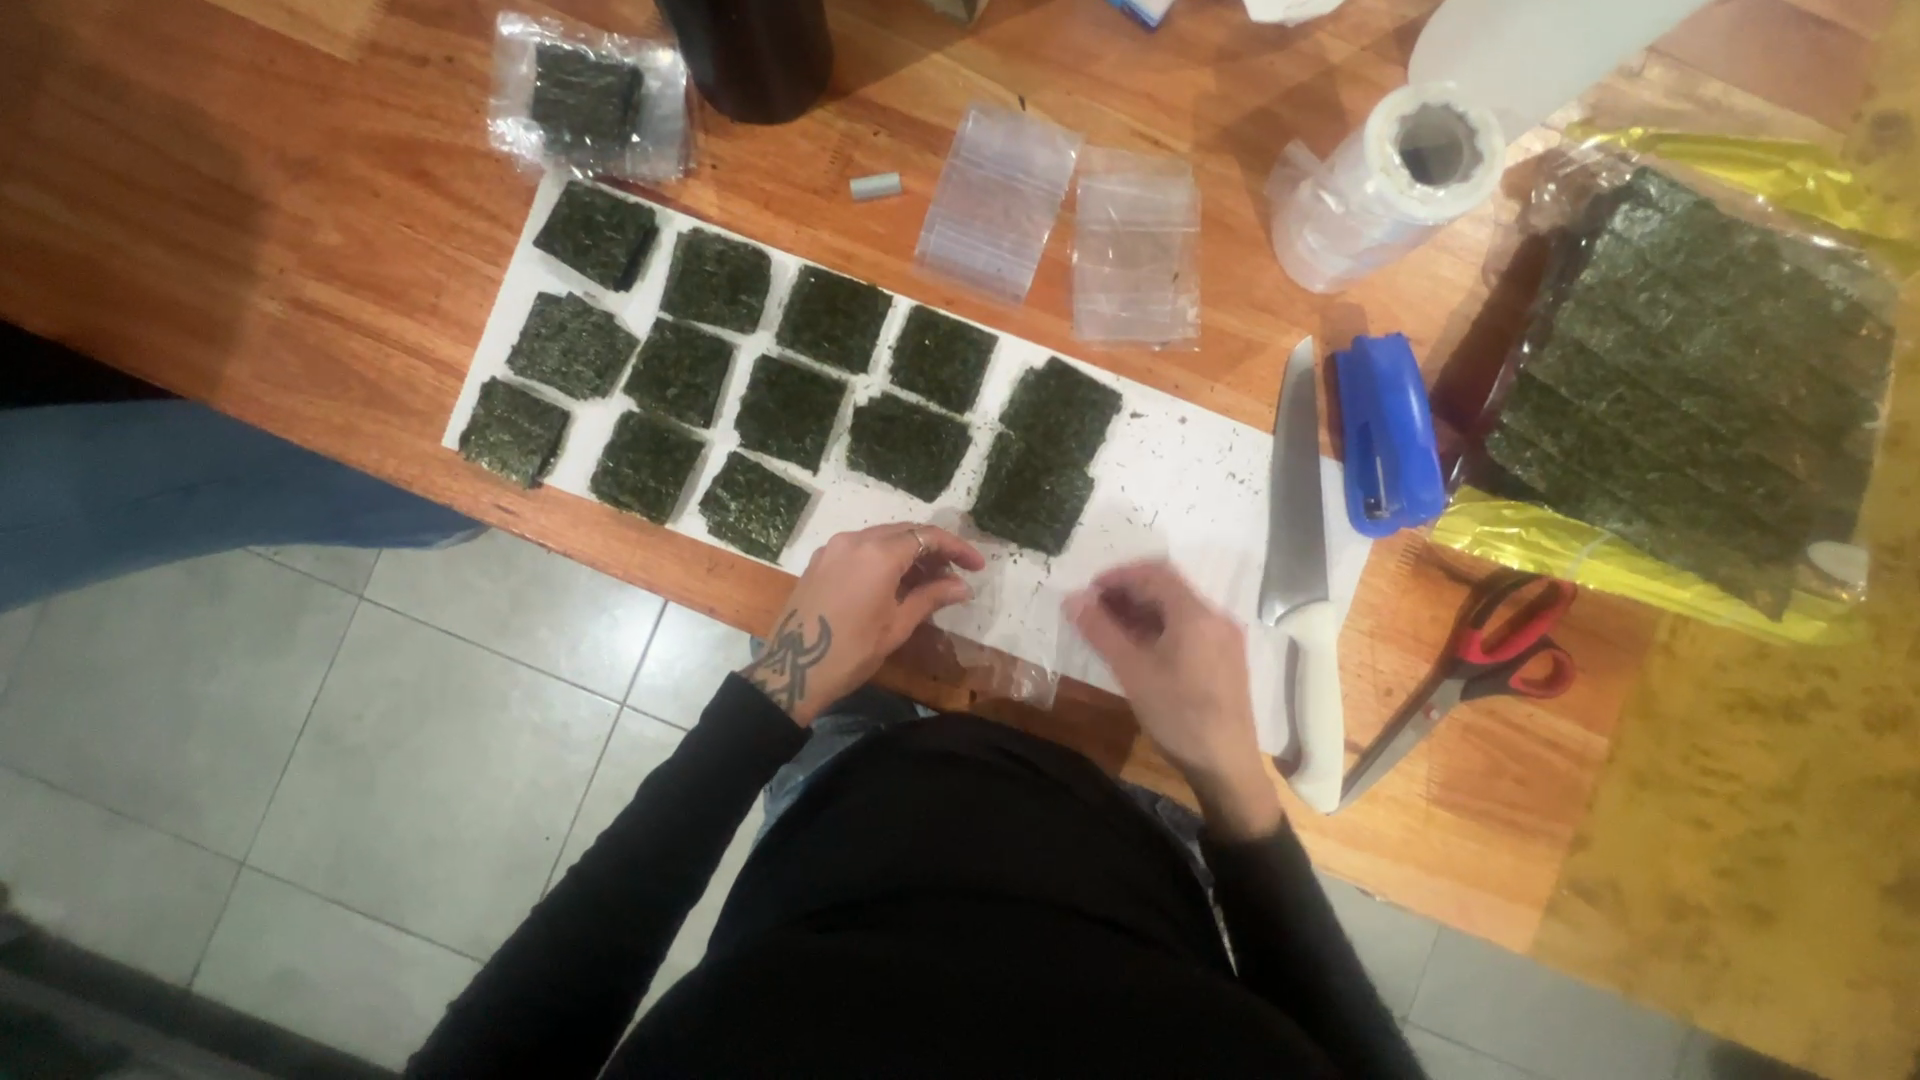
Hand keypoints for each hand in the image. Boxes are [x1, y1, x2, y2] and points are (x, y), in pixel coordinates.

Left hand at [740, 523, 985, 725]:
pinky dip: (884, 558)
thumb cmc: (851, 652)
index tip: (977, 566)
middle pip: (905, 532)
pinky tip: (896, 582)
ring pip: (881, 538)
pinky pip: (860, 549)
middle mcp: (854, 540)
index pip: (927, 537)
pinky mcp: (820, 561)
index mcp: (878, 553)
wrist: (792, 669)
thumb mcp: (897, 626)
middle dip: (934, 549)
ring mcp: (833, 548)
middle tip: (956, 574)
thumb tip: (962, 586)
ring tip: (931, 581)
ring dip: (909, 553)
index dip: (957, 549)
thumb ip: (931, 598)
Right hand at [1065, 560, 1281, 839]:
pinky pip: (1188, 630)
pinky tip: (1136, 649)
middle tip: (1092, 611)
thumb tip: (1072, 599)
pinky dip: (1159, 629)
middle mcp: (1215, 618)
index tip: (1087, 591)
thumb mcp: (1132, 671)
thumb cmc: (1178, 715)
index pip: (1154, 573)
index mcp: (1196, 614)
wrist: (1227, 766)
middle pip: (1167, 589)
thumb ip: (1101, 631)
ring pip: (1177, 611)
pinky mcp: (1224, 660)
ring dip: (1141, 612)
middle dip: (1127, 594)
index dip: (1117, 576)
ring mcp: (1223, 639)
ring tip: (1107, 630)